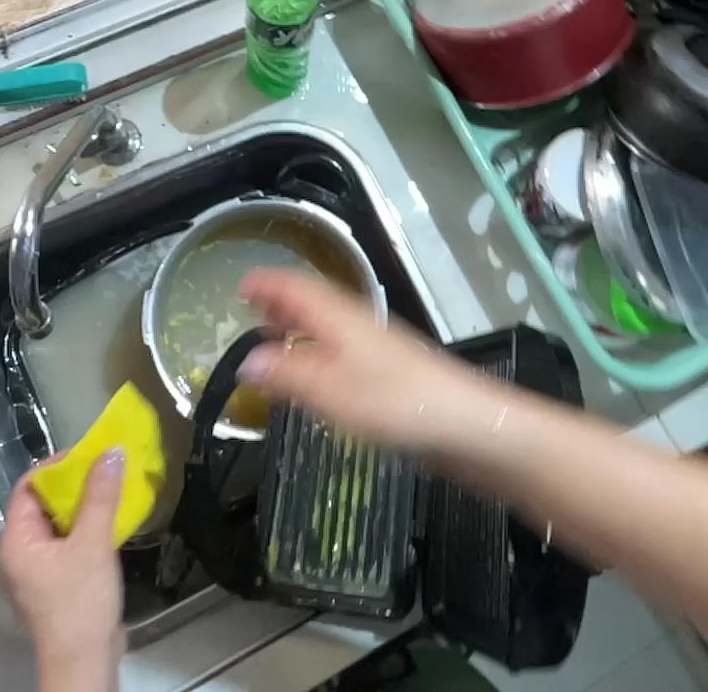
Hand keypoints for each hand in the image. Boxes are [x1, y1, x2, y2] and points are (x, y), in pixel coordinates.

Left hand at [0, 452, 124, 691]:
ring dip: (84, 503)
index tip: (89, 454)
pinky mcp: (58, 581)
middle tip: (106, 466)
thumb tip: (111, 451)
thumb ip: (101, 494)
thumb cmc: (80, 601)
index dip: (56, 466)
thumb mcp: (93, 542)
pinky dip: (88, 525)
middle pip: (43, 503)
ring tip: (114, 486)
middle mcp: (21, 552)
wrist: (85, 664)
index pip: (28, 487)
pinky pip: (69, 540)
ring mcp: (39, 569)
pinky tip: (113, 518)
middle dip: (75, 482)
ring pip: (59, 522)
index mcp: (16, 541)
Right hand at [236, 268, 504, 452]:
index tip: (240, 285)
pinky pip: (341, 348)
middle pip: (313, 300)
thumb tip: (245, 361)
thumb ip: (288, 374)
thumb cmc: (399, 402)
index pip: (297, 287)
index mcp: (341, 318)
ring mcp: (375, 345)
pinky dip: (318, 349)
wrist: (467, 423)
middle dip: (280, 303)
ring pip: (328, 324)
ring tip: (275, 338)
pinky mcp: (389, 371)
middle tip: (251, 312)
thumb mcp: (332, 391)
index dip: (267, 284)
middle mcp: (357, 323)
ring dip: (298, 325)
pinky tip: (317, 375)